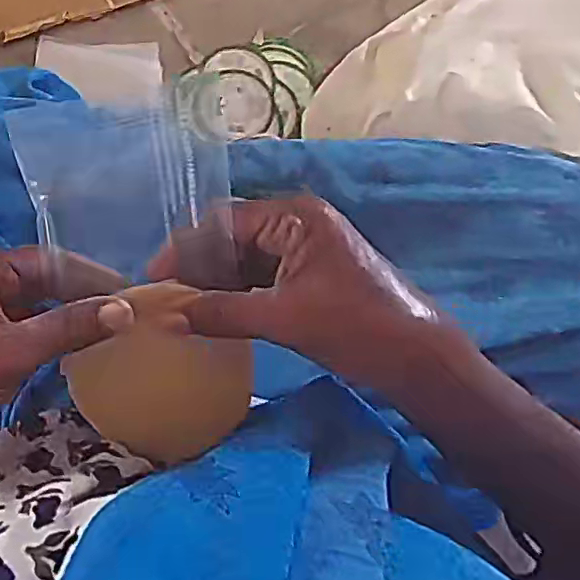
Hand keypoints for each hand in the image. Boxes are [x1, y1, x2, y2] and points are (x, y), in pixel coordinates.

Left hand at [0, 248, 129, 507]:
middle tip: (132, 308)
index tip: (130, 290)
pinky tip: (95, 342)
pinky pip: (42, 328)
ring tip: (122, 324)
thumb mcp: (12, 352)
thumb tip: (125, 309)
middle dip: (88, 294)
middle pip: (50, 280)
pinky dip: (67, 335)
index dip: (89, 275)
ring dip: (80, 314)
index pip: (48, 262)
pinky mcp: (0, 342)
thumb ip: (68, 327)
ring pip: (48, 305)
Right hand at [147, 195, 462, 387]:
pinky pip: (260, 276)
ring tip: (184, 307)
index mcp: (294, 216)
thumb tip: (168, 318)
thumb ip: (222, 313)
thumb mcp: (284, 318)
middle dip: (198, 266)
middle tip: (167, 297)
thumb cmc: (359, 327)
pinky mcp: (308, 273)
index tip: (156, 277)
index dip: (185, 248)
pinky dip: (236, 293)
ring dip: (215, 282)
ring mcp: (304, 248)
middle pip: (231, 237)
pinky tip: (215, 312)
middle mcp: (296, 222)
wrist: (424, 362)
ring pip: (244, 259)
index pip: (223, 221)